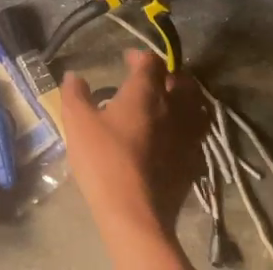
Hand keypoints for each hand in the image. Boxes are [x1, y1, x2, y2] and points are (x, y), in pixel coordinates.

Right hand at [61, 50, 202, 268]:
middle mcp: (173, 109)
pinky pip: (198, 137)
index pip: (151, 62)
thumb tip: (74, 76)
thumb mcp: (77, 123)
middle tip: (154, 80)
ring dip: (186, 100)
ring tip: (171, 105)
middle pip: (183, 81)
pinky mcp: (194, 164)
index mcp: (145, 93)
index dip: (140, 56)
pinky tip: (175, 139)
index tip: (127, 59)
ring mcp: (188, 137)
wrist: (135, 214)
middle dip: (170, 74)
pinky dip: (189, 130)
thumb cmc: (104, 160)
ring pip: (198, 108)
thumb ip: (75, 94)